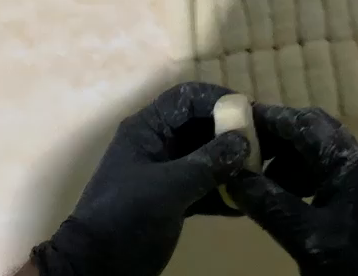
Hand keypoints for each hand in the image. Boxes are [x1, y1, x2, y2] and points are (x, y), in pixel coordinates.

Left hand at [29, 82, 250, 275]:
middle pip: (199, 125)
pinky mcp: (171, 200)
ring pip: (204, 155)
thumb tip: (244, 141)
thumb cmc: (126, 217)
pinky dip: (223, 190)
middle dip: (230, 132)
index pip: (187, 98)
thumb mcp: (168, 189)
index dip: (218, 99)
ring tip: (261, 170)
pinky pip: (203, 185)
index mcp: (148, 128)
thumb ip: (206, 163)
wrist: (94, 269)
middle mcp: (158, 143)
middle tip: (263, 142)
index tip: (250, 112)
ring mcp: (165, 171)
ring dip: (230, 162)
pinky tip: (246, 200)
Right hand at [226, 105, 357, 275]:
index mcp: (349, 161)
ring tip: (259, 176)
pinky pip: (326, 171)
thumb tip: (232, 176)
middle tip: (246, 146)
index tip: (238, 116)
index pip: (303, 123)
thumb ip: (270, 205)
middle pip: (313, 130)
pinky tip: (283, 195)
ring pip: (319, 150)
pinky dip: (302, 176)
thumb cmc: (357, 268)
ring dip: (289, 158)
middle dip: (279, 136)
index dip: (270, 118)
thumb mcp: (307, 238)